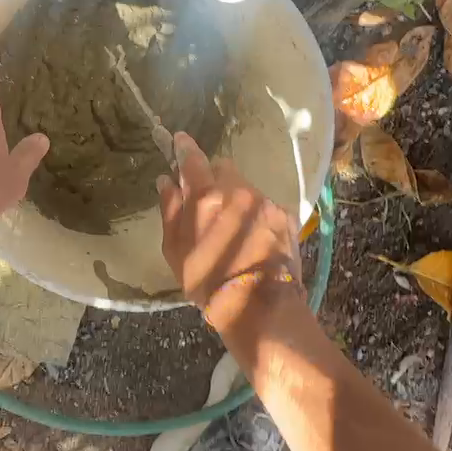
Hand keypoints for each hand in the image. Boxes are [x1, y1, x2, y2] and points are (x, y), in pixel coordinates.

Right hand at [156, 132, 301, 326]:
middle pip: (222, 168)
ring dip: (235, 197)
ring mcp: (264, 202)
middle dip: (213, 178)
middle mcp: (238, 191)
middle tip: (207, 203)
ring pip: (245, 186)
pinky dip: (253, 214)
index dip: (184, 147)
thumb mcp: (174, 250)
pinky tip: (251, 238)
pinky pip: (263, 204)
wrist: (260, 309)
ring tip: (231, 227)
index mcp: (206, 196)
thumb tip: (166, 181)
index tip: (179, 140)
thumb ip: (170, 210)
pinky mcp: (285, 216)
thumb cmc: (207, 282)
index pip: (192, 158)